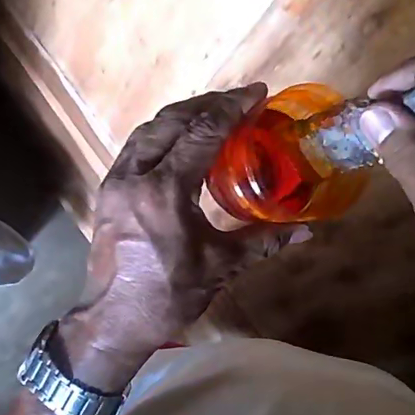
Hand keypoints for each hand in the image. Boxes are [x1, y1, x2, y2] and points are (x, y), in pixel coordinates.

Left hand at [59, 84, 308, 388]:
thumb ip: (263, 242)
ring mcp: (116, 180)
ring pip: (149, 129)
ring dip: (182, 115)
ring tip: (212, 113)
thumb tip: (306, 231)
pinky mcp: (108, 190)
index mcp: (165, 190)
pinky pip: (136, 146)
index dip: (232, 108)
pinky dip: (161, 133)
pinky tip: (179, 140)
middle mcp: (136, 175)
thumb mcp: (220, 267)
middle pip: (172, 120)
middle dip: (208, 103)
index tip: (257, 94)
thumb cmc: (168, 294)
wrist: (113, 320)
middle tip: (238, 100)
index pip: (202, 133)